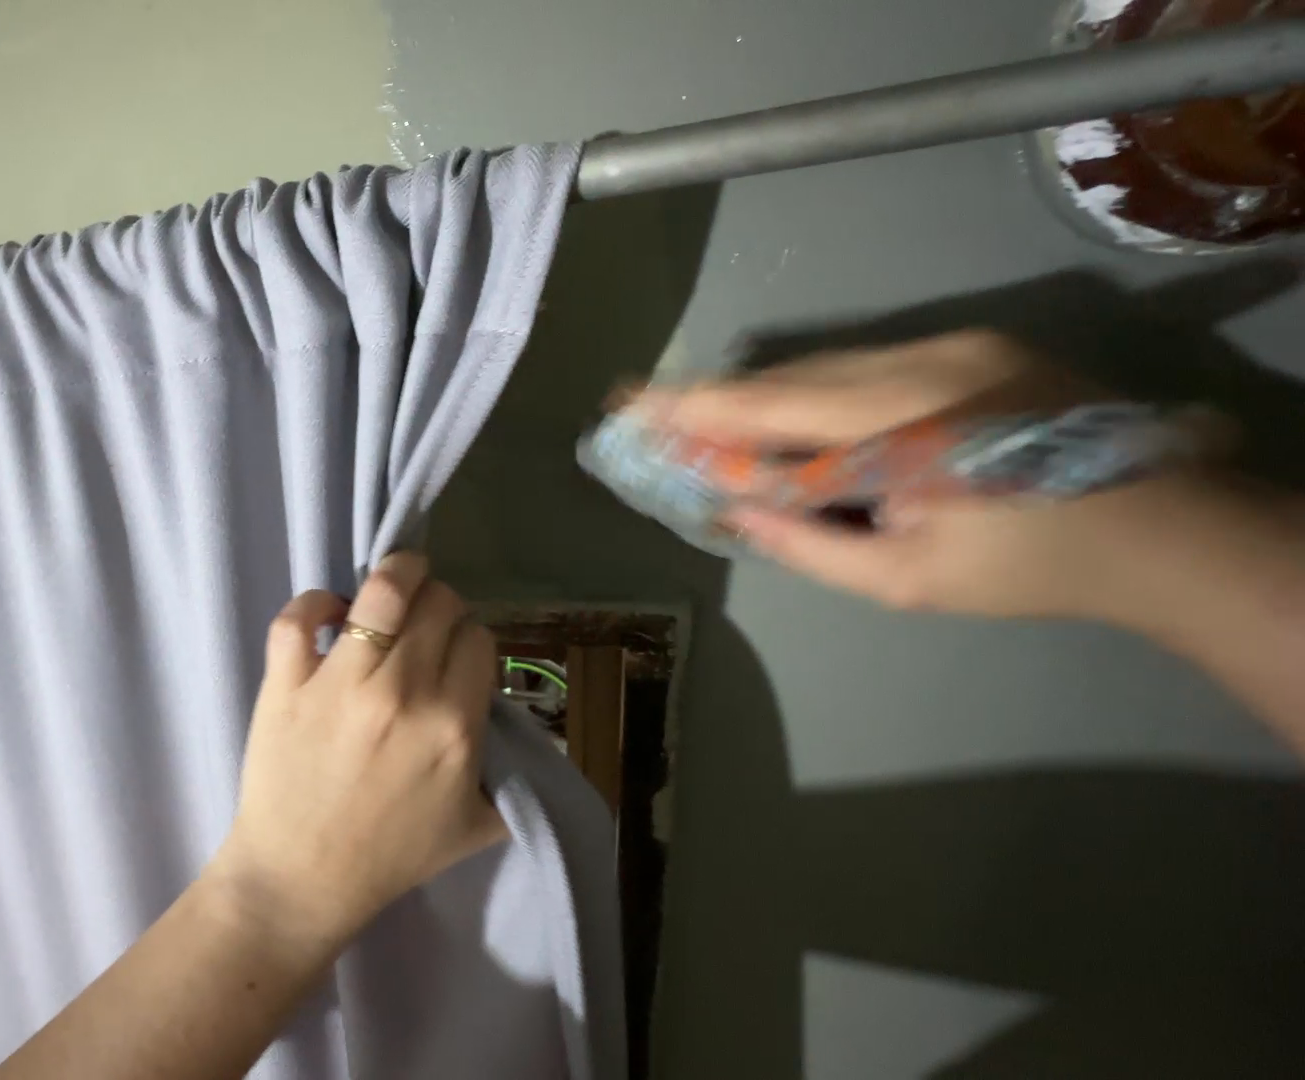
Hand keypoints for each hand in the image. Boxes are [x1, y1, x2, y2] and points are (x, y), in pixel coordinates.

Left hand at [207, 553, 506, 945]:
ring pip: (382, 593)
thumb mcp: (478, 825)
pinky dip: (316, 602)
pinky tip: (331, 612)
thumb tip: (521, 725)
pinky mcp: (285, 683)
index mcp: (454, 726)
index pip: (479, 640)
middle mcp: (403, 694)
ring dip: (398, 573)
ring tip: (399, 575)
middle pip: (439, 605)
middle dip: (442, 604)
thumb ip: (513, 774)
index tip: (456, 652)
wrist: (303, 877)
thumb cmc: (392, 853)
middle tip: (428, 622)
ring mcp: (339, 684)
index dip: (471, 639)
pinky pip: (299, 617)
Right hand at [623, 330, 1230, 622]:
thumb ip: (805, 542)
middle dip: (714, 398)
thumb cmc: (1028, 568)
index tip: (629, 404)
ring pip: (818, 365)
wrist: (1169, 531)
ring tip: (703, 420)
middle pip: (786, 376)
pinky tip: (780, 417)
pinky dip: (803, 392)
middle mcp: (924, 361)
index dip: (694, 406)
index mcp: (909, 421)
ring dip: (756, 395)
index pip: (772, 405)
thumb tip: (731, 510)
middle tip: (652, 415)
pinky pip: (855, 364)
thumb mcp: (902, 579)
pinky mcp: (966, 346)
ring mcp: (950, 346)